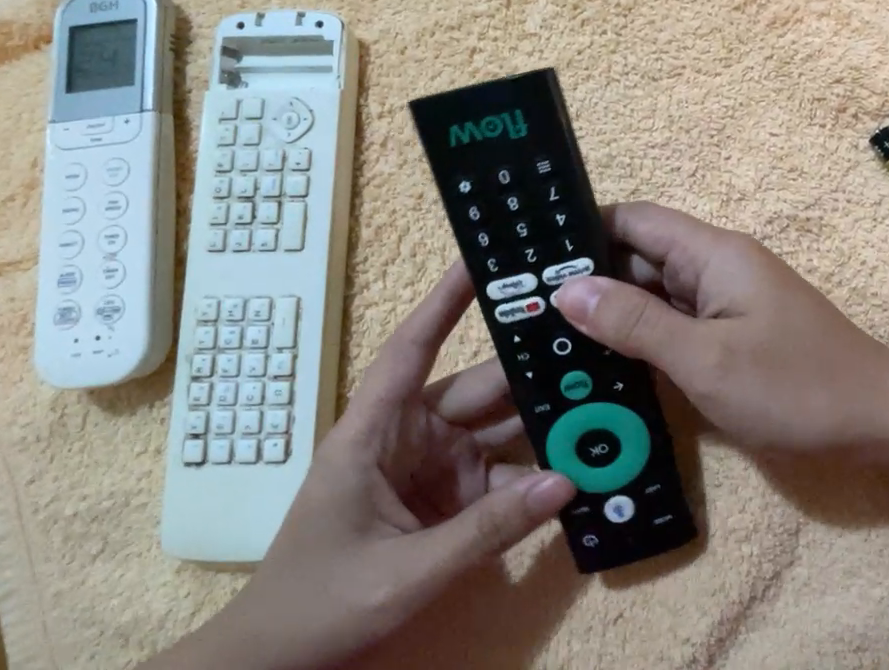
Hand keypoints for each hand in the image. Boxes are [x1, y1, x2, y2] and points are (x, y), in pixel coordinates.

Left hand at [157, 262, 574, 669]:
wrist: (281, 663)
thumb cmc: (318, 605)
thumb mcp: (403, 573)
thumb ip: (486, 530)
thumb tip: (568, 482)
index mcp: (376, 432)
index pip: (410, 349)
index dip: (444, 301)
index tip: (482, 259)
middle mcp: (413, 435)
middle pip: (483, 388)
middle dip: (535, 368)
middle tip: (597, 343)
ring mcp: (440, 465)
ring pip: (505, 426)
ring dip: (549, 418)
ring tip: (607, 399)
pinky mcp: (458, 495)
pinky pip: (510, 471)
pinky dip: (546, 469)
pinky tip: (587, 463)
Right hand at [548, 202, 888, 453]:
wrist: (874, 419)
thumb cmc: (793, 385)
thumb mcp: (705, 358)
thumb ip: (635, 322)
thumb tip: (566, 288)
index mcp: (714, 254)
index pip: (635, 220)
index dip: (581, 230)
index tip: (525, 254)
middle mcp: (718, 267)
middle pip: (641, 257)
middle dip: (586, 278)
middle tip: (517, 308)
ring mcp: (728, 302)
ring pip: (656, 293)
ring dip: (611, 312)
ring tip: (542, 336)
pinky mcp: (734, 334)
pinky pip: (677, 323)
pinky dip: (642, 337)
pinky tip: (601, 362)